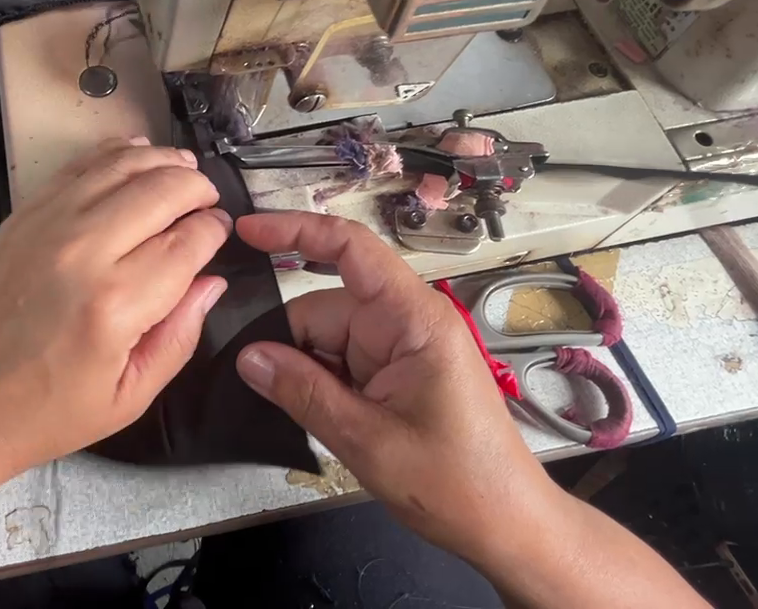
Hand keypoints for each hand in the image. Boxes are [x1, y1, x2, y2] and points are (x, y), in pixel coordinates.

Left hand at [0, 138, 230, 495]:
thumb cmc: (44, 414)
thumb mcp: (129, 397)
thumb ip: (180, 334)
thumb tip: (212, 280)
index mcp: (117, 303)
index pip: (188, 242)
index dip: (215, 229)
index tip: (222, 230)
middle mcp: (84, 249)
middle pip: (162, 190)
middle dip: (198, 188)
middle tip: (209, 199)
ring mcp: (48, 223)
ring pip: (122, 165)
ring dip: (162, 160)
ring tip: (186, 167)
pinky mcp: (22, 214)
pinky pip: (79, 166)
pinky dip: (114, 152)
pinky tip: (137, 151)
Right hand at [233, 212, 558, 559]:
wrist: (510, 528)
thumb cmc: (457, 483)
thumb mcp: (369, 442)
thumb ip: (304, 393)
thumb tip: (248, 358)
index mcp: (411, 317)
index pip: (350, 247)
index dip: (295, 229)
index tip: (247, 229)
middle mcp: (403, 319)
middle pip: (322, 306)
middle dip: (288, 342)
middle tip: (254, 382)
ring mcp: (397, 345)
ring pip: (323, 338)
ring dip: (304, 369)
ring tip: (292, 411)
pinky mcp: (392, 369)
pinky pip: (337, 360)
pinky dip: (318, 382)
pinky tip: (312, 413)